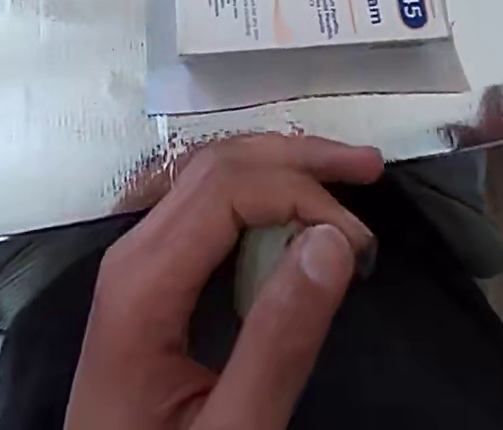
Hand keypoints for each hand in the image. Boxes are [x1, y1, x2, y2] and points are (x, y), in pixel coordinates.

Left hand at [67, 135, 384, 429]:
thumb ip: (277, 345)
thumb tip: (332, 240)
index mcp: (142, 283)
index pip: (226, 188)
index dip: (299, 192)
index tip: (356, 238)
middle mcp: (135, 250)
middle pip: (221, 164)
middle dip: (300, 158)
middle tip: (366, 166)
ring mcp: (140, 254)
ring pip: (214, 171)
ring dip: (283, 163)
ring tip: (343, 170)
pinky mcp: (154, 267)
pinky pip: (210, 198)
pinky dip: (263, 185)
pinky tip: (296, 196)